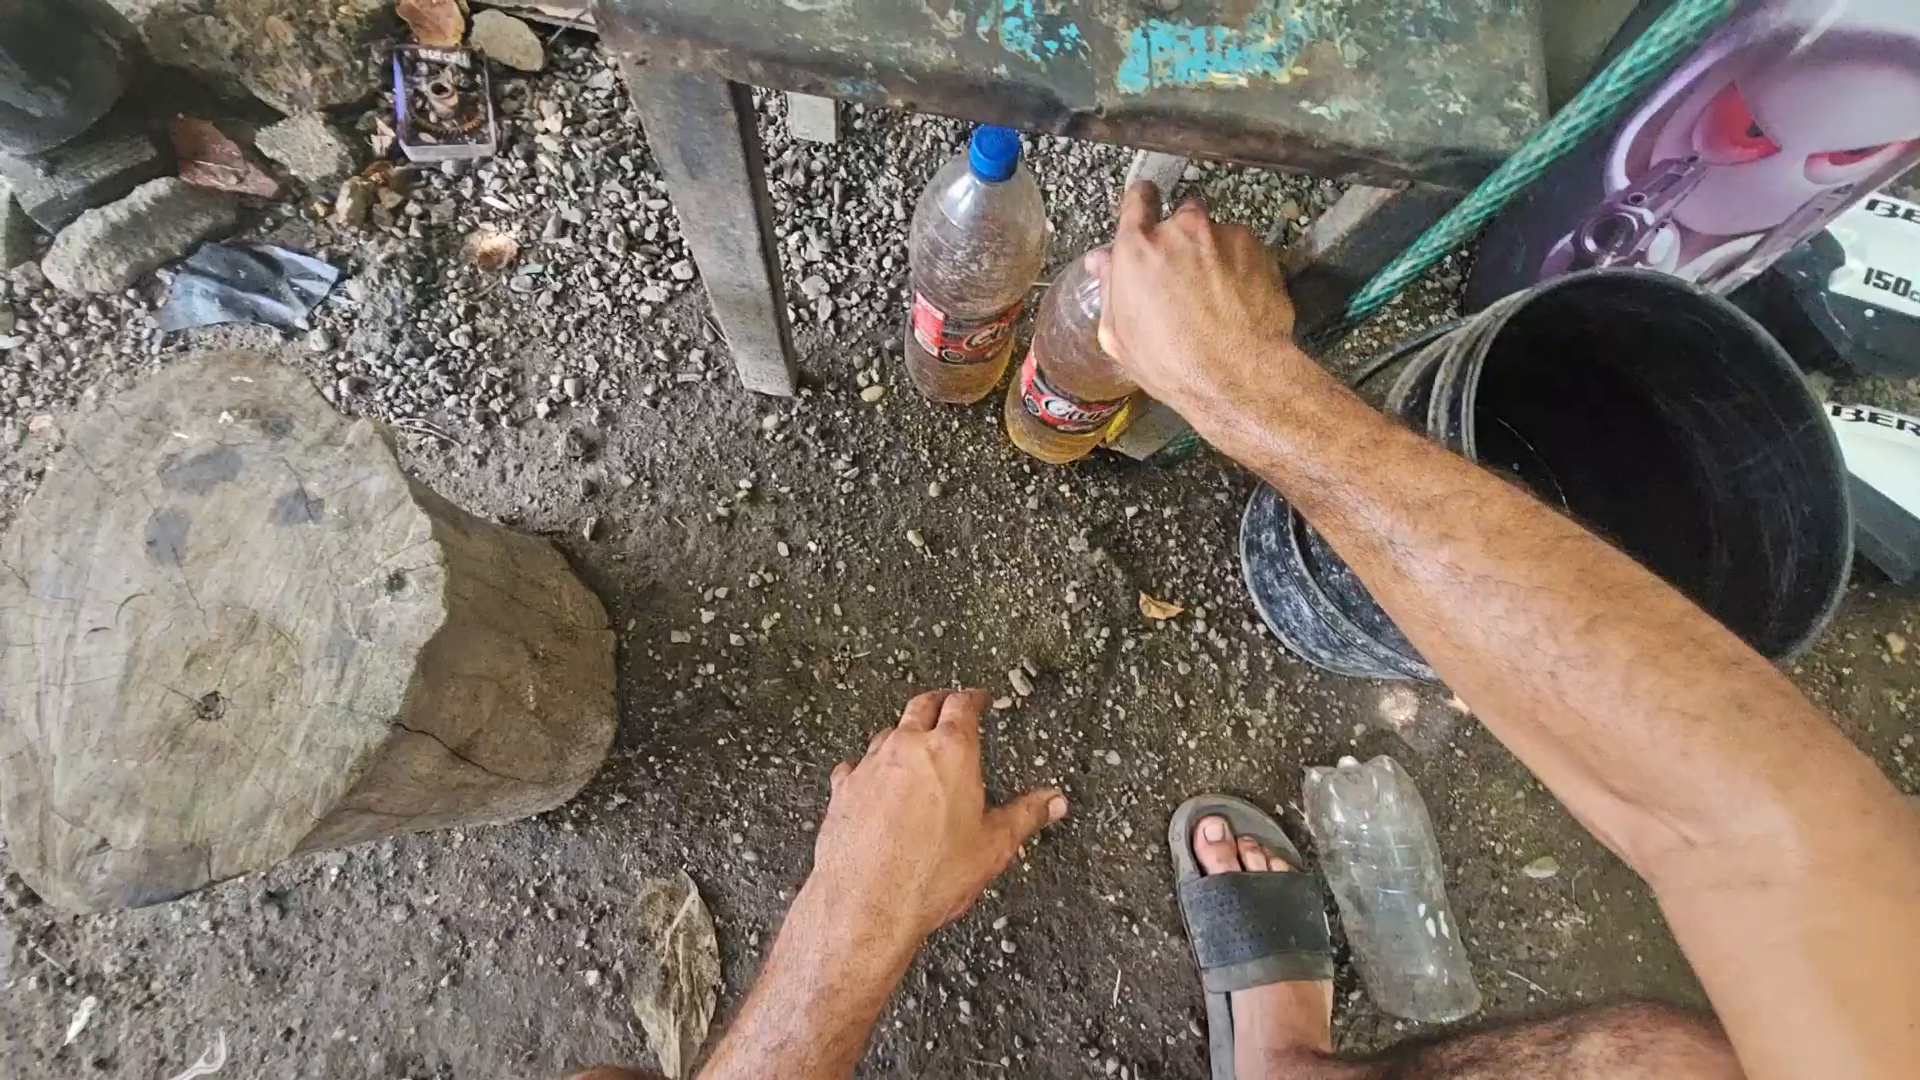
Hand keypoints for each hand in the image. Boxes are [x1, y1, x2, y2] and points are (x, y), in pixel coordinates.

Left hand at [806, 690, 1067, 956]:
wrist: (868, 904)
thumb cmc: (931, 876)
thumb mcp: (994, 846)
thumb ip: (1026, 815)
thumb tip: (1053, 801)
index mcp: (951, 751)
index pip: (963, 704)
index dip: (974, 697)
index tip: (979, 698)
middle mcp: (908, 747)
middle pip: (922, 705)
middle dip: (938, 701)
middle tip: (948, 704)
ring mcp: (872, 764)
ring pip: (888, 732)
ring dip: (903, 735)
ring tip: (914, 747)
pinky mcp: (844, 787)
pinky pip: (856, 765)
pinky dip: (868, 768)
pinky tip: (873, 783)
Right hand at [1091, 182, 1322, 435]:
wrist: (1234, 375)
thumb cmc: (1171, 364)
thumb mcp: (1119, 336)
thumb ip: (1108, 288)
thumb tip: (1100, 262)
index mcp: (1137, 250)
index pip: (1137, 199)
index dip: (1141, 203)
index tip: (1145, 207)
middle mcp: (1179, 231)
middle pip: (1178, 218)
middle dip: (1179, 241)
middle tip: (1180, 279)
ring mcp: (1221, 235)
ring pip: (1212, 234)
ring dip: (1209, 255)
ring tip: (1210, 298)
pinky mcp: (1255, 246)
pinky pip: (1241, 249)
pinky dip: (1237, 267)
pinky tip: (1232, 302)